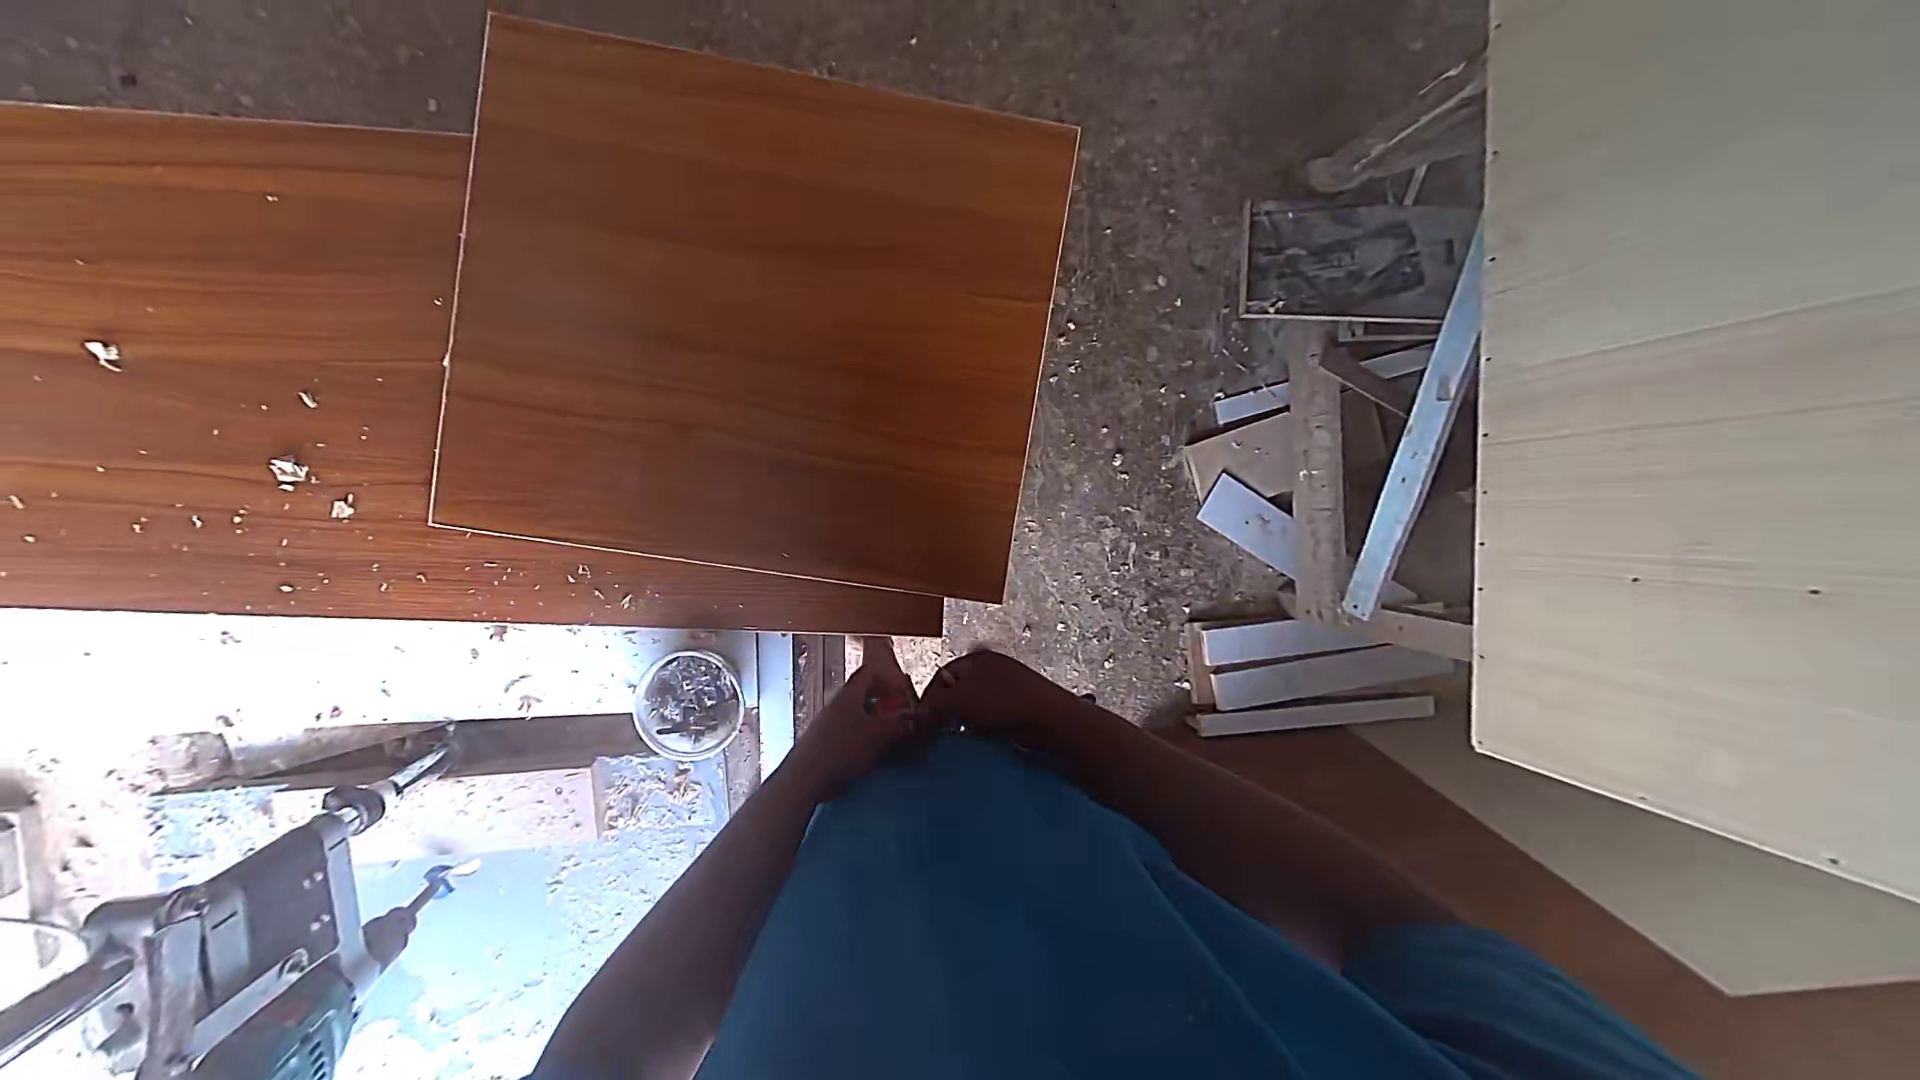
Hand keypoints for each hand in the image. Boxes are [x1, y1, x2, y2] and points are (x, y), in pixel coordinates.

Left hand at [778, 636, 930, 800]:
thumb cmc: (843, 750)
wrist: (805, 777)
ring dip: (872, 721)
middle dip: (882, 703)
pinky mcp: (820, 741)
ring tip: (885, 738)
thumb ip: (898, 726)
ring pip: (854, 713)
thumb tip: (912, 720)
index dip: (888, 680)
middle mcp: (835, 703)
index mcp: (849, 695)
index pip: (869, 673)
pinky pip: (845, 730)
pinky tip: (867, 754)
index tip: (902, 695)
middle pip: (862, 693)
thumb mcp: (877, 737)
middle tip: (896, 717)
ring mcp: (825, 722)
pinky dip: (860, 736)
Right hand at [919, 649, 1087, 745]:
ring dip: (964, 721)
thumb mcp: (959, 700)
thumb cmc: (1003, 702)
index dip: (928, 700)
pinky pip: (989, 716)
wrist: (1049, 719)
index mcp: (975, 658)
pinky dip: (982, 726)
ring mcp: (1005, 686)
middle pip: (956, 691)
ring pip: (972, 705)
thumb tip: (918, 716)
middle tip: (939, 731)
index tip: (922, 723)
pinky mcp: (1016, 705)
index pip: (940, 677)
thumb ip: (933, 706)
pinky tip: (982, 736)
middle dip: (947, 711)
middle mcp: (990, 667)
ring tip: (961, 735)